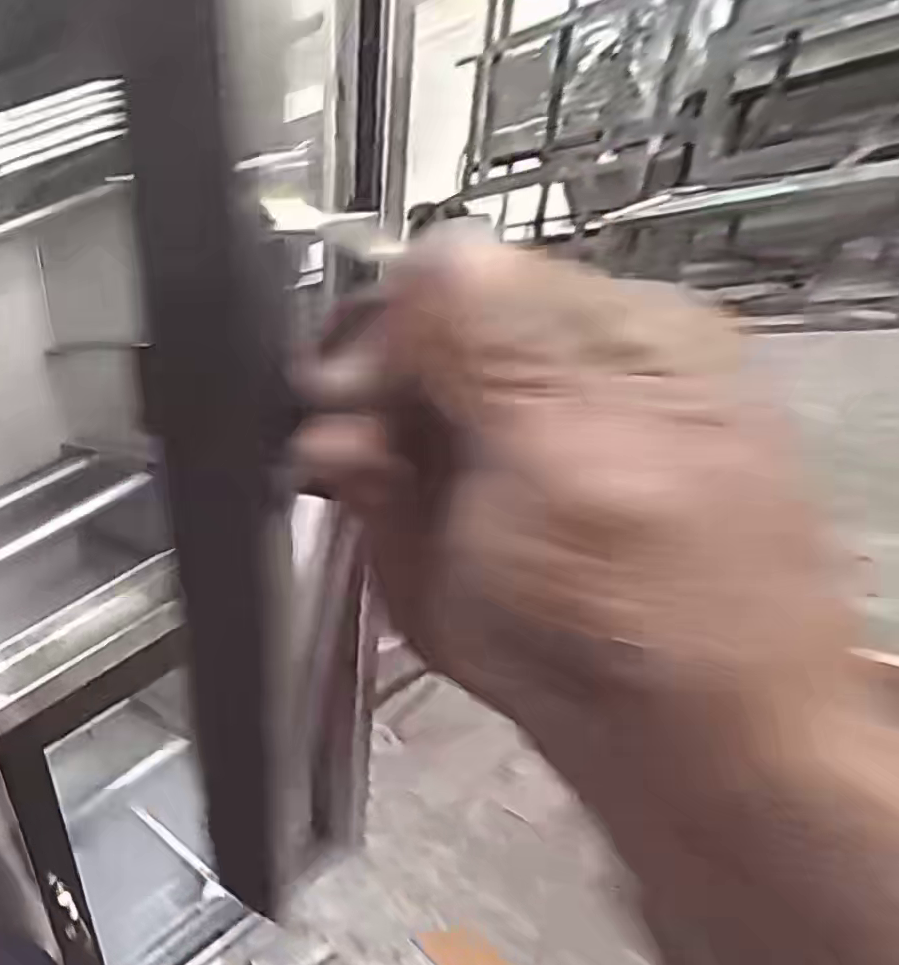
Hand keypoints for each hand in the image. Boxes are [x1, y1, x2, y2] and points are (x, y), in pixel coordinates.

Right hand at [296, 232, 898, 964]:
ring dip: (339, 423)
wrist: (628, 718)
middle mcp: (519, 374)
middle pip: (398, 328)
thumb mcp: (587, 462)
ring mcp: (458, 431)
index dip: (398, 319)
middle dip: (358, 372)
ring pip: (359, 386)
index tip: (362, 382)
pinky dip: (332, 458)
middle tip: (353, 429)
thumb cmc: (632, 594)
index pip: (460, 278)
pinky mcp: (411, 482)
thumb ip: (508, 355)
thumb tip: (433, 246)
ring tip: (353, 473)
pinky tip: (345, 486)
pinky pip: (347, 442)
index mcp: (595, 339)